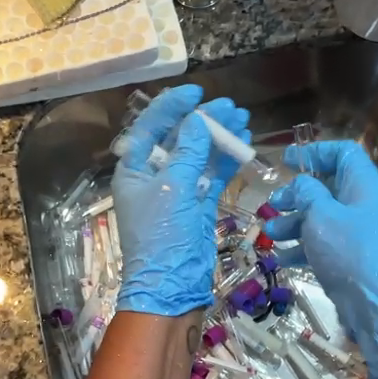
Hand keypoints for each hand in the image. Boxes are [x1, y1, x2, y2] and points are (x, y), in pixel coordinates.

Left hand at [112, 85, 250, 316]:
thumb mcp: (172, 189)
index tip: (196, 92)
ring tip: (243, 119)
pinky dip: (226, 160)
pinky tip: (243, 143)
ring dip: (219, 137)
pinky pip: (212, 175)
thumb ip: (188, 152)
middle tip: (230, 107)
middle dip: (203, 120)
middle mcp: (153, 176)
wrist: (172, 286)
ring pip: (199, 155)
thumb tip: (199, 120)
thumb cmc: (162, 236)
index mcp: (133, 169)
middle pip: (178, 138)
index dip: (172, 107)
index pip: (150, 127)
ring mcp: (177, 190)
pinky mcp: (197, 205)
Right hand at [263, 140, 377, 378]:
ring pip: (322, 217)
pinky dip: (303, 247)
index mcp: (365, 186)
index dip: (314, 152)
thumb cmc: (350, 252)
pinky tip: (281, 259)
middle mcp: (365, 205)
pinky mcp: (353, 258)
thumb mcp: (321, 215)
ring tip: (271, 234)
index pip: (343, 153)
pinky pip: (324, 243)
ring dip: (293, 223)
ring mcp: (360, 233)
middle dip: (296, 195)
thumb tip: (302, 184)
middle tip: (273, 203)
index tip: (286, 161)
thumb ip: (307, 193)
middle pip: (328, 187)